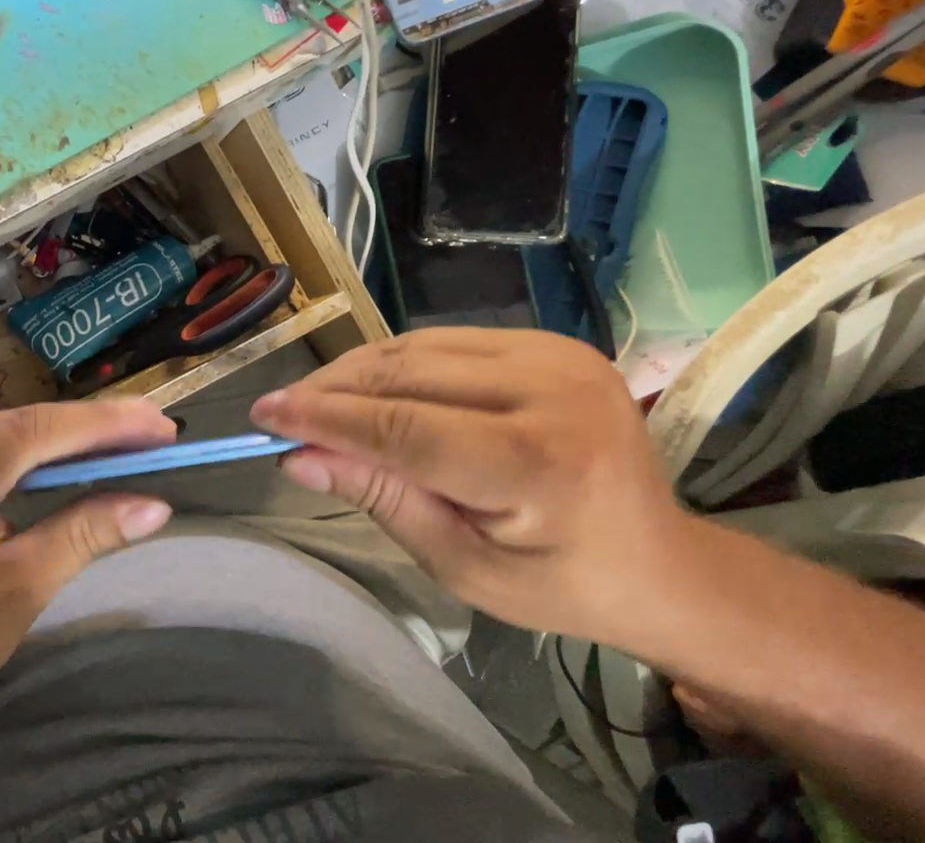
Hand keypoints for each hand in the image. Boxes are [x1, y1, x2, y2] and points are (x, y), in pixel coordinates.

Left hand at [0, 400, 177, 712]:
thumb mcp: (28, 583)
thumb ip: (87, 531)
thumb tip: (156, 504)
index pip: (32, 431)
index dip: (100, 423)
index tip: (160, 425)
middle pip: (25, 423)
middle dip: (94, 424)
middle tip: (160, 430)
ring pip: (17, 430)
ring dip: (75, 434)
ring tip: (137, 437)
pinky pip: (3, 447)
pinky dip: (49, 450)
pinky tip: (88, 453)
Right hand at [249, 328, 691, 642]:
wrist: (661, 561)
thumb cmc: (560, 583)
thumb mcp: (461, 564)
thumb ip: (381, 498)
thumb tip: (298, 458)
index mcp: (542, 463)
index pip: (404, 427)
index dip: (324, 418)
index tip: (263, 416)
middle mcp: (555, 391)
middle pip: (404, 374)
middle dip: (330, 391)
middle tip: (280, 413)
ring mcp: (558, 356)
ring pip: (416, 347)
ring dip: (355, 373)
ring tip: (315, 403)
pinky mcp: (551, 342)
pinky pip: (442, 342)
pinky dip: (392, 364)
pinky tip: (367, 390)